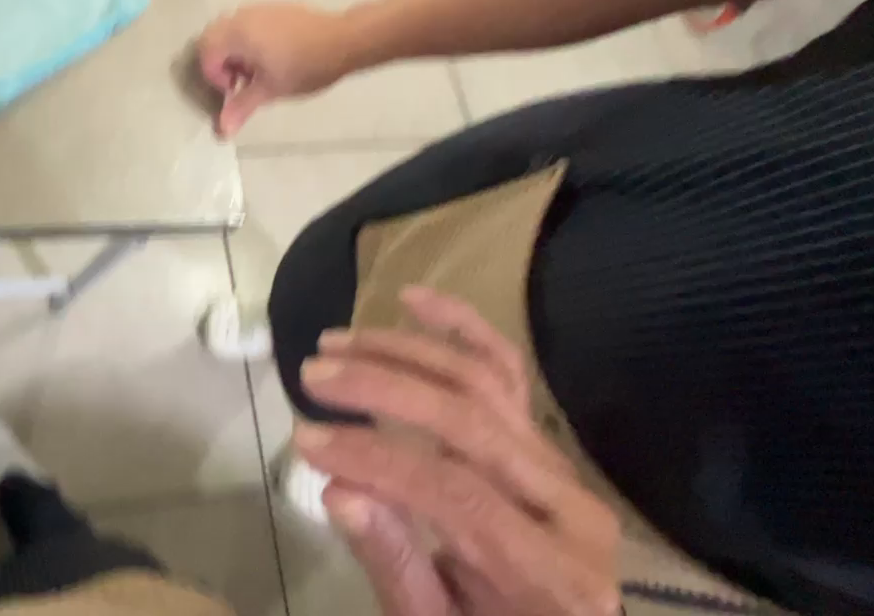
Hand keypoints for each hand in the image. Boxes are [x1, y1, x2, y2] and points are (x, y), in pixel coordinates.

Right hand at [197, 2, 355, 136]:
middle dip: (218, 63)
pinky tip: (271, 56)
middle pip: (211, 38)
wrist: (344, 39)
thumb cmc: (304, 67)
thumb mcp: (271, 90)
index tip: (236, 90)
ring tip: (256, 70)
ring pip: (228, 29)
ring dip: (232, 52)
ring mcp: (257, 8)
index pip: (206, 56)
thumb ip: (242, 107)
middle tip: (240, 81)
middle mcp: (241, 16)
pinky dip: (246, 41)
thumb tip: (221, 133)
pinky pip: (246, 23)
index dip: (215, 78)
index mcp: (236, 34)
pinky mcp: (273, 7)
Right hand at [293, 289, 621, 615]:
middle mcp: (570, 506)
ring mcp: (561, 465)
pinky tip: (411, 297)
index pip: (454, 494)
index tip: (304, 438)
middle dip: (381, 388)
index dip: (374, 459)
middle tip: (313, 375)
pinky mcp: (542, 439)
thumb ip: (395, 564)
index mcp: (556, 576)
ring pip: (481, 382)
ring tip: (334, 343)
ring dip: (402, 351)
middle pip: (469, 422)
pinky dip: (460, 326)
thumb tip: (337, 489)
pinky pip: (506, 369)